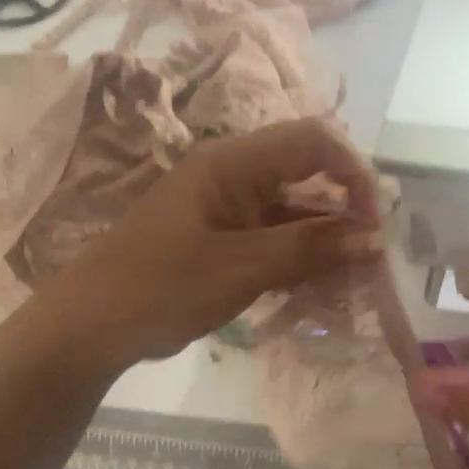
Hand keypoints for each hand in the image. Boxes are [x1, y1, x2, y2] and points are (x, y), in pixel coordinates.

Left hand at [38, 117, 382, 367]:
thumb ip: (309, 249)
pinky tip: (327, 292)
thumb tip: (375, 240)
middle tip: (374, 260)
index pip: (313, 141)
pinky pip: (282, 243)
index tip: (375, 224)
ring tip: (357, 284)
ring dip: (331, 245)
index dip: (353, 173)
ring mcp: (232, 212)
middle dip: (349, 213)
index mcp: (231, 164)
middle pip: (311, 176)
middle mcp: (235, 177)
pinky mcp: (229, 243)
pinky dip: (308, 264)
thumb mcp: (241, 267)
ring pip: (300, 214)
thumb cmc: (160, 287)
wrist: (93, 326)